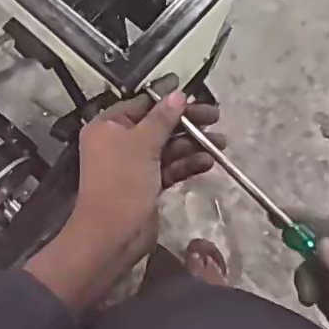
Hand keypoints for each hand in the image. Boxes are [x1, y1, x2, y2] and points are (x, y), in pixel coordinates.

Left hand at [23, 91, 221, 312]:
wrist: (113, 233)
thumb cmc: (121, 181)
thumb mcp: (142, 144)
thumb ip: (162, 119)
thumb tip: (177, 94)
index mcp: (107, 126)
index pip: (140, 104)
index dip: (167, 100)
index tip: (194, 96)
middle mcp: (118, 142)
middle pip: (157, 126)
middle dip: (186, 124)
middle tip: (216, 118)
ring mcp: (133, 165)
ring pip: (166, 148)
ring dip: (192, 145)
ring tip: (220, 143)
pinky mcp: (146, 184)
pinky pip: (169, 168)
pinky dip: (186, 164)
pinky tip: (208, 162)